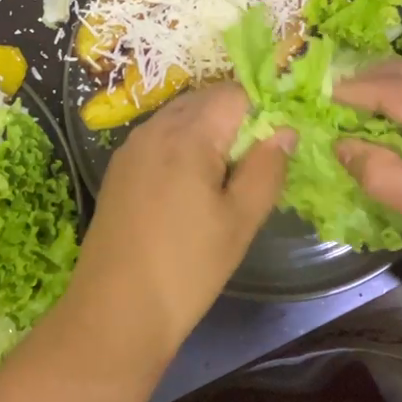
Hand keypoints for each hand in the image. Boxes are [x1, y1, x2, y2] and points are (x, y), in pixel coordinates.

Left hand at [61, 85, 294, 365]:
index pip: (234, 93)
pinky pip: (159, 136)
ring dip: (208, 130)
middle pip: (205, 100)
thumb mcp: (239, 221)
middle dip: (236, 118)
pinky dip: (183, 144)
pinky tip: (192, 185)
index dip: (262, 109)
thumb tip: (285, 130)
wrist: (116, 308)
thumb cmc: (187, 267)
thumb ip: (266, 169)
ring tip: (228, 177)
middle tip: (258, 160)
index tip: (279, 141)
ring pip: (180, 116)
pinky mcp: (120, 166)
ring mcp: (132, 145)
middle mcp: (155, 127)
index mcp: (188, 134)